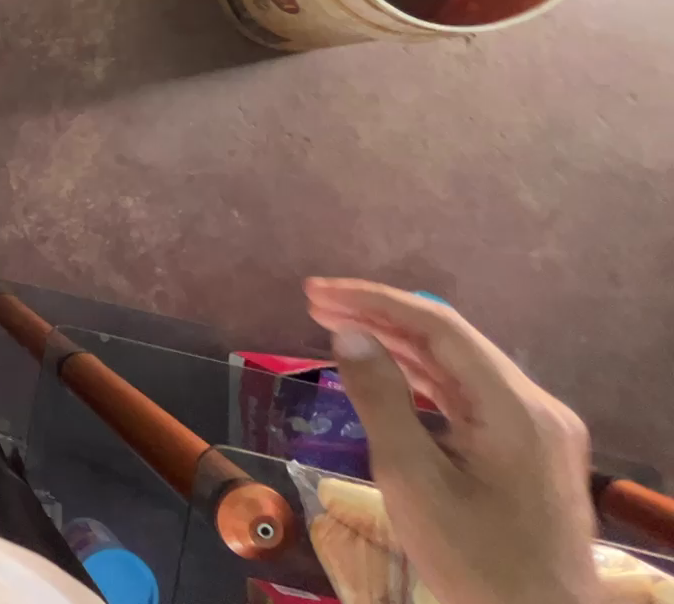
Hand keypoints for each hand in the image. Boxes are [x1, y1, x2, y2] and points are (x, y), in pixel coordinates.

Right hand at [306, 278, 599, 603]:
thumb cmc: (471, 554)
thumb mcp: (410, 475)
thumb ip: (379, 397)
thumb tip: (346, 333)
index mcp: (515, 409)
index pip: (439, 328)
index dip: (372, 300)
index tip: (314, 292)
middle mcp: (533, 407)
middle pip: (449, 339)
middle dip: (378, 312)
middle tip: (313, 301)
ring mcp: (532, 428)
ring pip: (454, 362)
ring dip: (393, 338)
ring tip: (332, 322)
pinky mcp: (522, 447)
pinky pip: (462, 389)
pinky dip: (414, 368)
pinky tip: (378, 363)